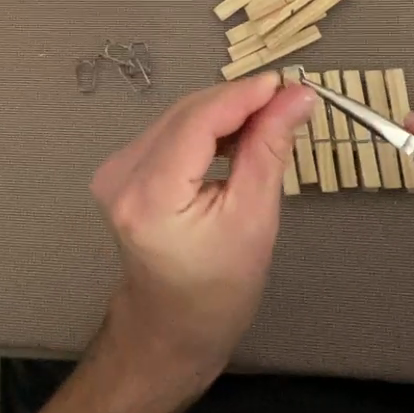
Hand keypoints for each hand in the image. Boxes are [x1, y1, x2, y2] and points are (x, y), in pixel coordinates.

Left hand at [30, 73, 313, 412]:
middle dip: (238, 102)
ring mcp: (115, 170)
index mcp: (150, 195)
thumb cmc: (220, 291)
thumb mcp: (254, 221)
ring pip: (178, 118)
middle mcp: (121, 174)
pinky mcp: (121, 169)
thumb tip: (297, 96)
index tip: (286, 83)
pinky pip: (170, 132)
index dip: (242, 96)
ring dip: (224, 113)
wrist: (171, 329)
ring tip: (269, 117)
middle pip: (186, 114)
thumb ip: (269, 151)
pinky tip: (236, 134)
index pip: (197, 121)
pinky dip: (205, 128)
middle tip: (288, 98)